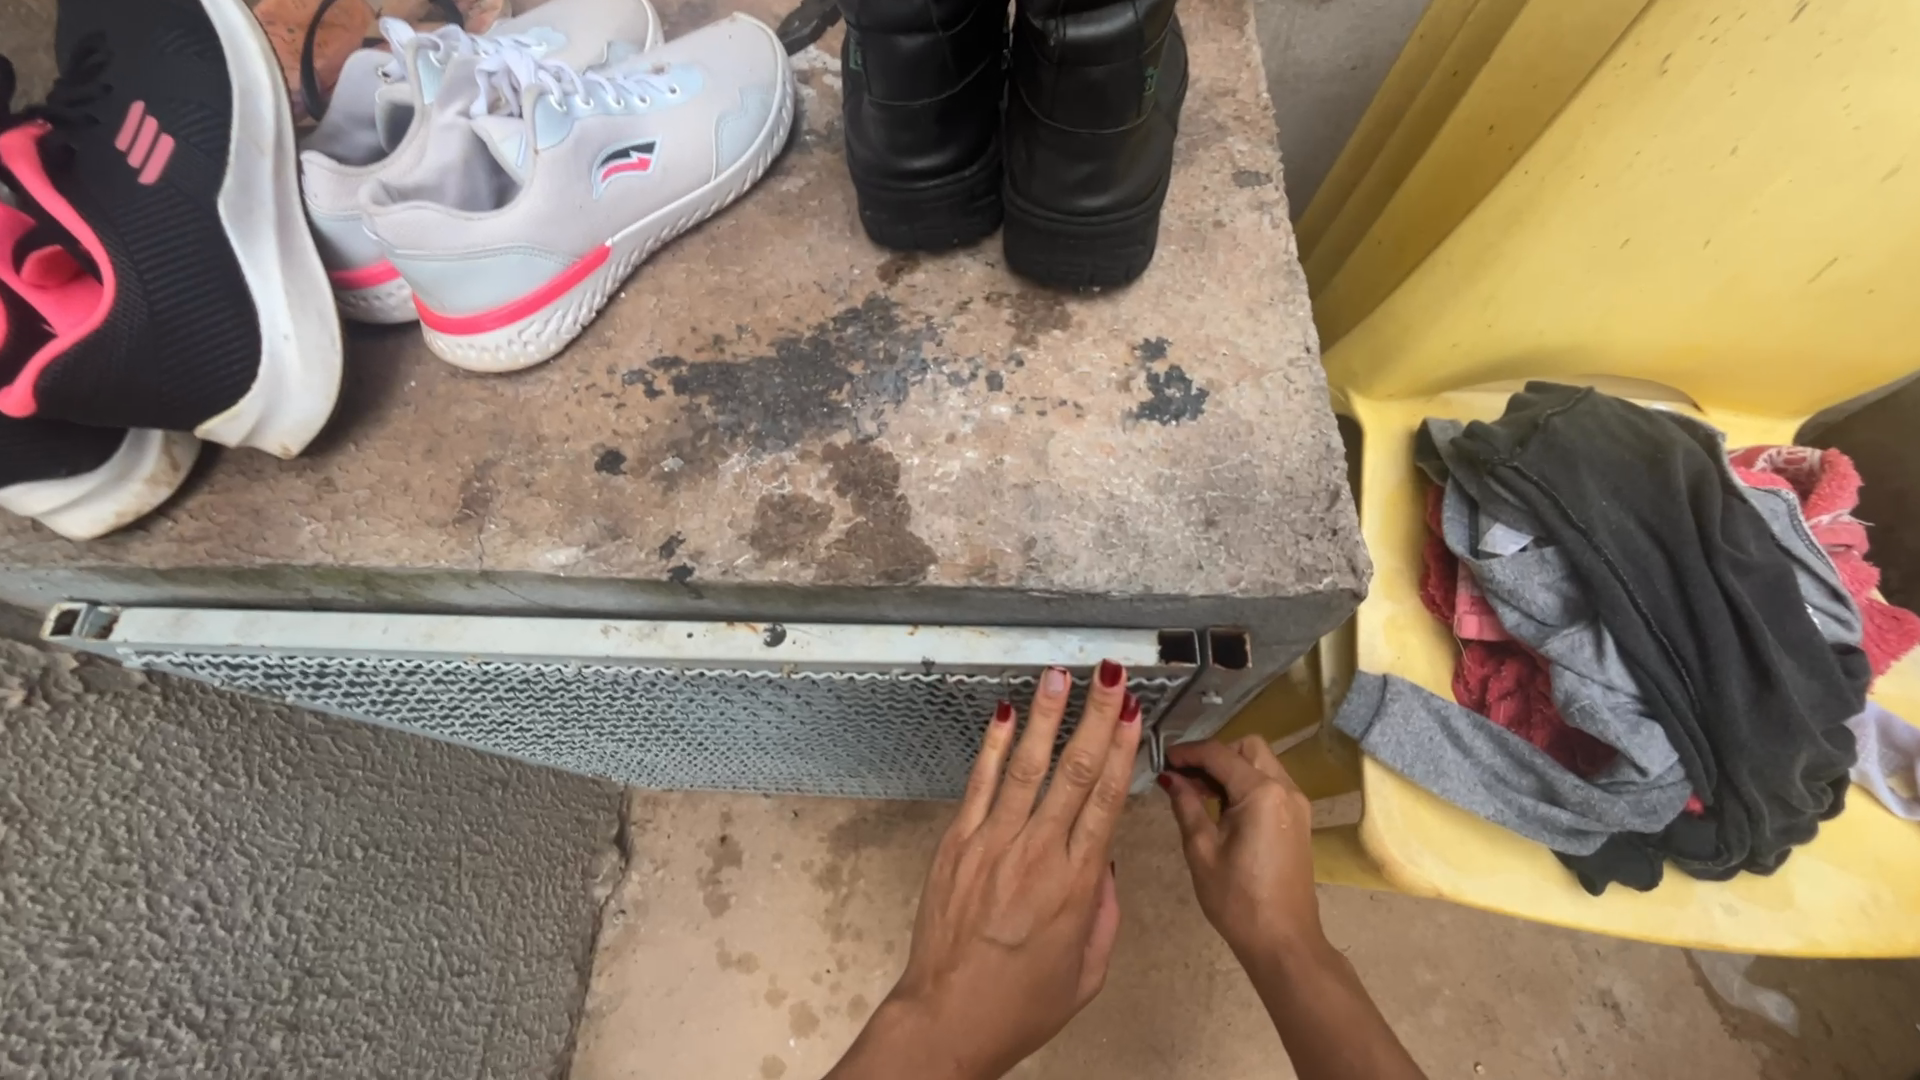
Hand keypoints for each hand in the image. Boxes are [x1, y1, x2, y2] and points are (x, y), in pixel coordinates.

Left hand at [829, 661, 1143, 1079]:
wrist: (949, 1018)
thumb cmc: (1022, 1003)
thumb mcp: (1089, 970)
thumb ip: (1104, 909)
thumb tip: (1103, 857)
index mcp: (1077, 885)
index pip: (1107, 801)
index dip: (1123, 751)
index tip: (1134, 715)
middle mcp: (1038, 854)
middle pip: (1075, 772)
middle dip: (1096, 718)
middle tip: (1111, 677)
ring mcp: (994, 842)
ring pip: (1027, 766)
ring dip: (1046, 717)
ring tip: (1059, 676)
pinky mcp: (958, 841)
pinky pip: (980, 783)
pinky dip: (992, 746)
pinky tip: (1004, 713)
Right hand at [1159, 736, 1324, 961]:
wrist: (1285, 944)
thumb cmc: (1237, 900)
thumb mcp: (1201, 849)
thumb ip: (1186, 805)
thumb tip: (1171, 777)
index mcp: (1261, 793)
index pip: (1219, 753)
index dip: (1188, 752)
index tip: (1163, 759)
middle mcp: (1285, 789)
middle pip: (1247, 747)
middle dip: (1215, 753)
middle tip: (1186, 775)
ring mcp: (1296, 804)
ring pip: (1261, 763)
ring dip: (1230, 767)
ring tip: (1200, 792)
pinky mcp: (1298, 819)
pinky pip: (1270, 783)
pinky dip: (1245, 782)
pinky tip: (1222, 807)